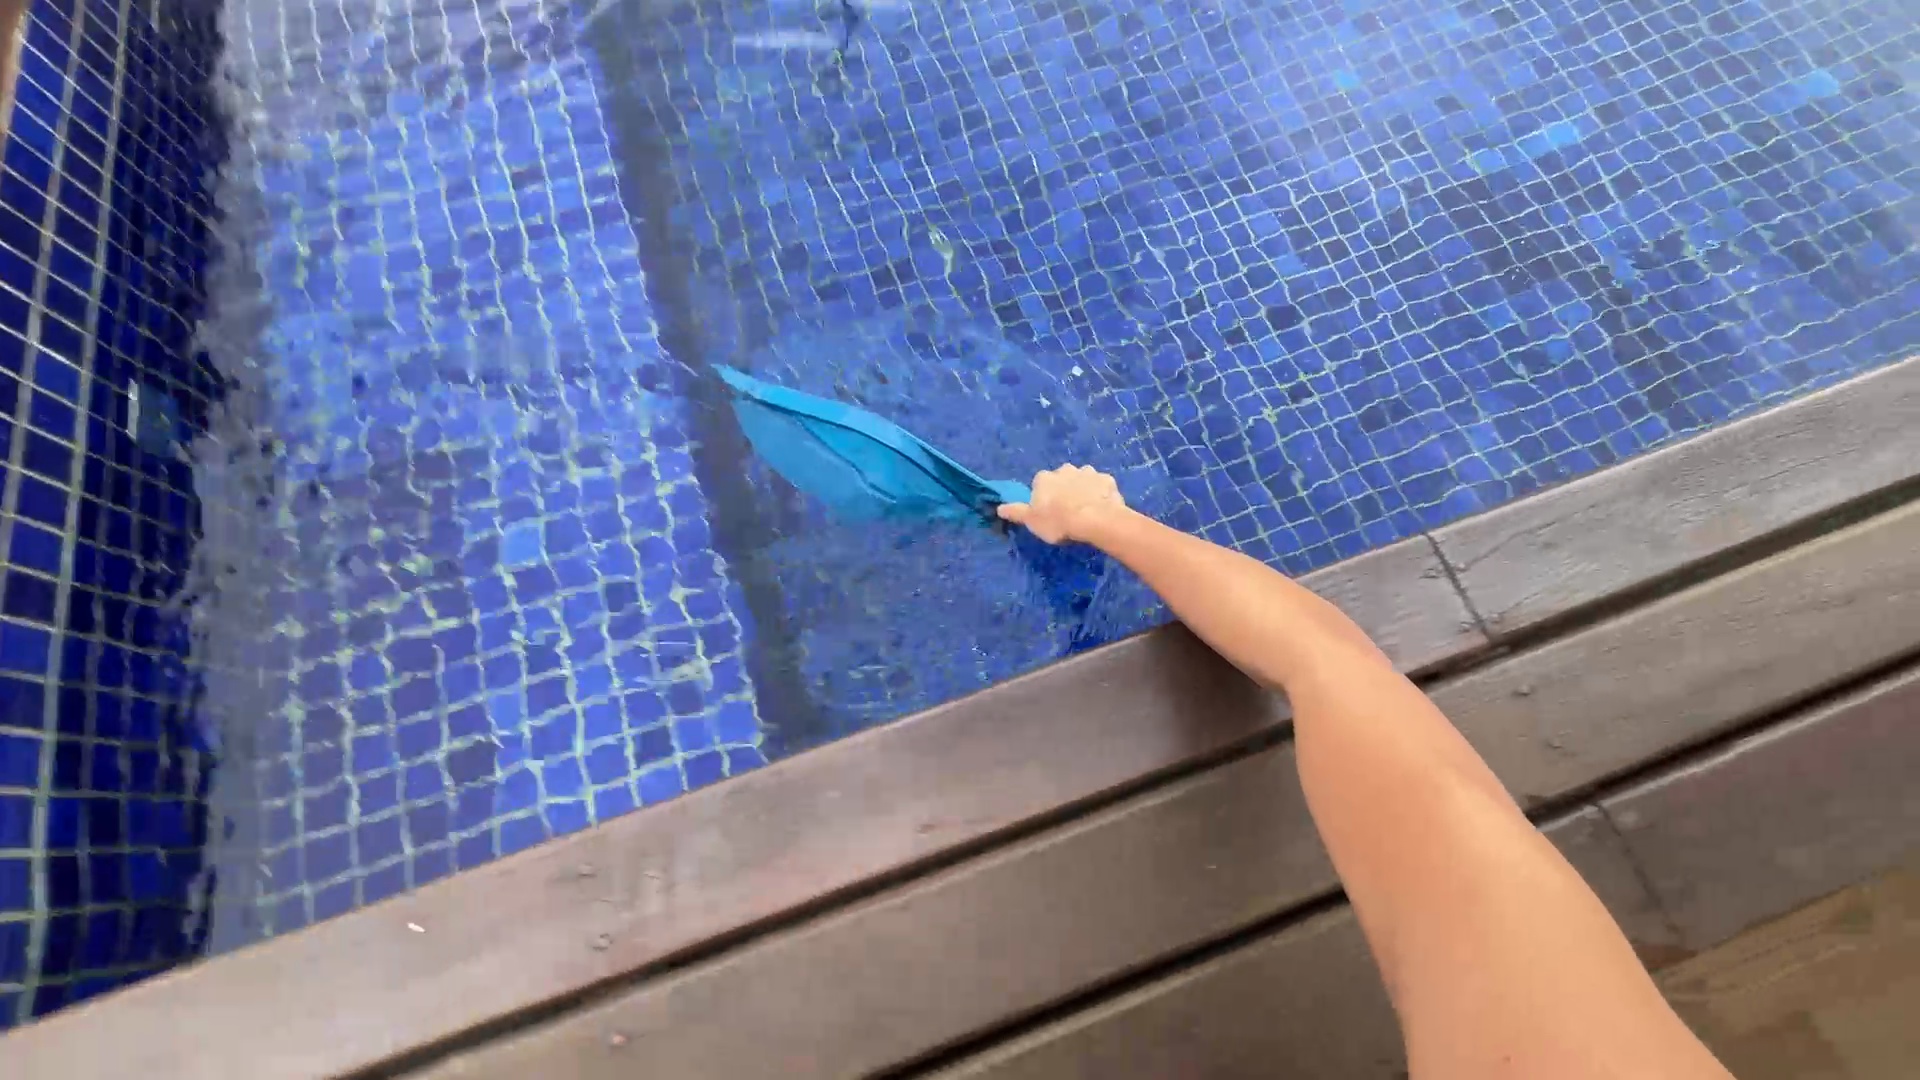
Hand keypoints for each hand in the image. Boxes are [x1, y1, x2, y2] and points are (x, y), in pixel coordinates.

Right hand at [996, 464, 1128, 544]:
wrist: (1095, 520)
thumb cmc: (1058, 521)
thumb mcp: (1031, 521)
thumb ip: (1015, 512)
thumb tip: (999, 507)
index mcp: (1044, 478)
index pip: (1040, 484)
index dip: (1044, 498)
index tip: (1048, 512)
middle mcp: (1065, 469)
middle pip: (1062, 479)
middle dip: (1064, 490)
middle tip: (1068, 512)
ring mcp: (1088, 472)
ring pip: (1083, 480)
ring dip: (1083, 490)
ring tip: (1086, 510)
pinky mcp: (1107, 479)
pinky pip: (1101, 486)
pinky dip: (1101, 494)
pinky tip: (1102, 507)